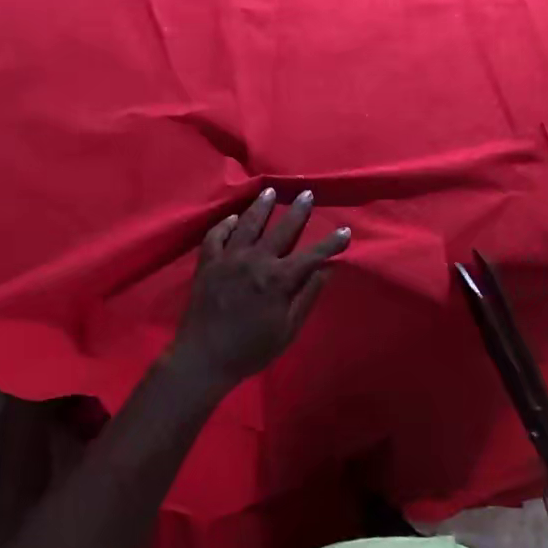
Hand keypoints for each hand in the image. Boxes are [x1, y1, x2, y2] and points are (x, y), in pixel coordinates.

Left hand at [169, 188, 350, 389]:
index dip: (330, 243)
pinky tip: (233, 218)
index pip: (311, 256)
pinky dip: (225, 224)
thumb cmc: (250, 349)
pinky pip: (216, 235)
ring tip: (270, 191)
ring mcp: (228, 258)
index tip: (344, 231)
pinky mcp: (207, 263)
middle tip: (307, 193)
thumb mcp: (287, 329)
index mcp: (278, 279)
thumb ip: (306, 297)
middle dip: (297, 211)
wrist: (203, 357)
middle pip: (281, 229)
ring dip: (261, 206)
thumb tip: (326, 271)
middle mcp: (255, 260)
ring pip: (247, 224)